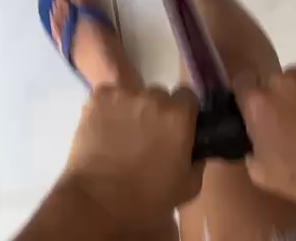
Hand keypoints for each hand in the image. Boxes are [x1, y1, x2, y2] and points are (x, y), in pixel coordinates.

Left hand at [59, 86, 203, 228]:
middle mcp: (152, 97)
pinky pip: (109, 96)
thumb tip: (193, 148)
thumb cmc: (147, 200)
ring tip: (122, 134)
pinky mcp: (98, 97)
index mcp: (178, 116)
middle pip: (159, 94)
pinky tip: (104, 129)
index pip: (187, 96)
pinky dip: (108, 108)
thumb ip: (196, 160)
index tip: (176, 127)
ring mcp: (123, 94)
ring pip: (133, 94)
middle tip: (148, 135)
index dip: (182, 111)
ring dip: (132, 109)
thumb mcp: (187, 188)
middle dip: (156, 111)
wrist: (99, 202)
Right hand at [235, 62, 295, 206]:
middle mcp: (277, 80)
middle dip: (277, 98)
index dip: (248, 96)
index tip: (258, 111)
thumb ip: (248, 148)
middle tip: (291, 121)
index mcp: (257, 103)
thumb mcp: (262, 174)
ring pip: (295, 78)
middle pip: (270, 82)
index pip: (241, 83)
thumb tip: (253, 136)